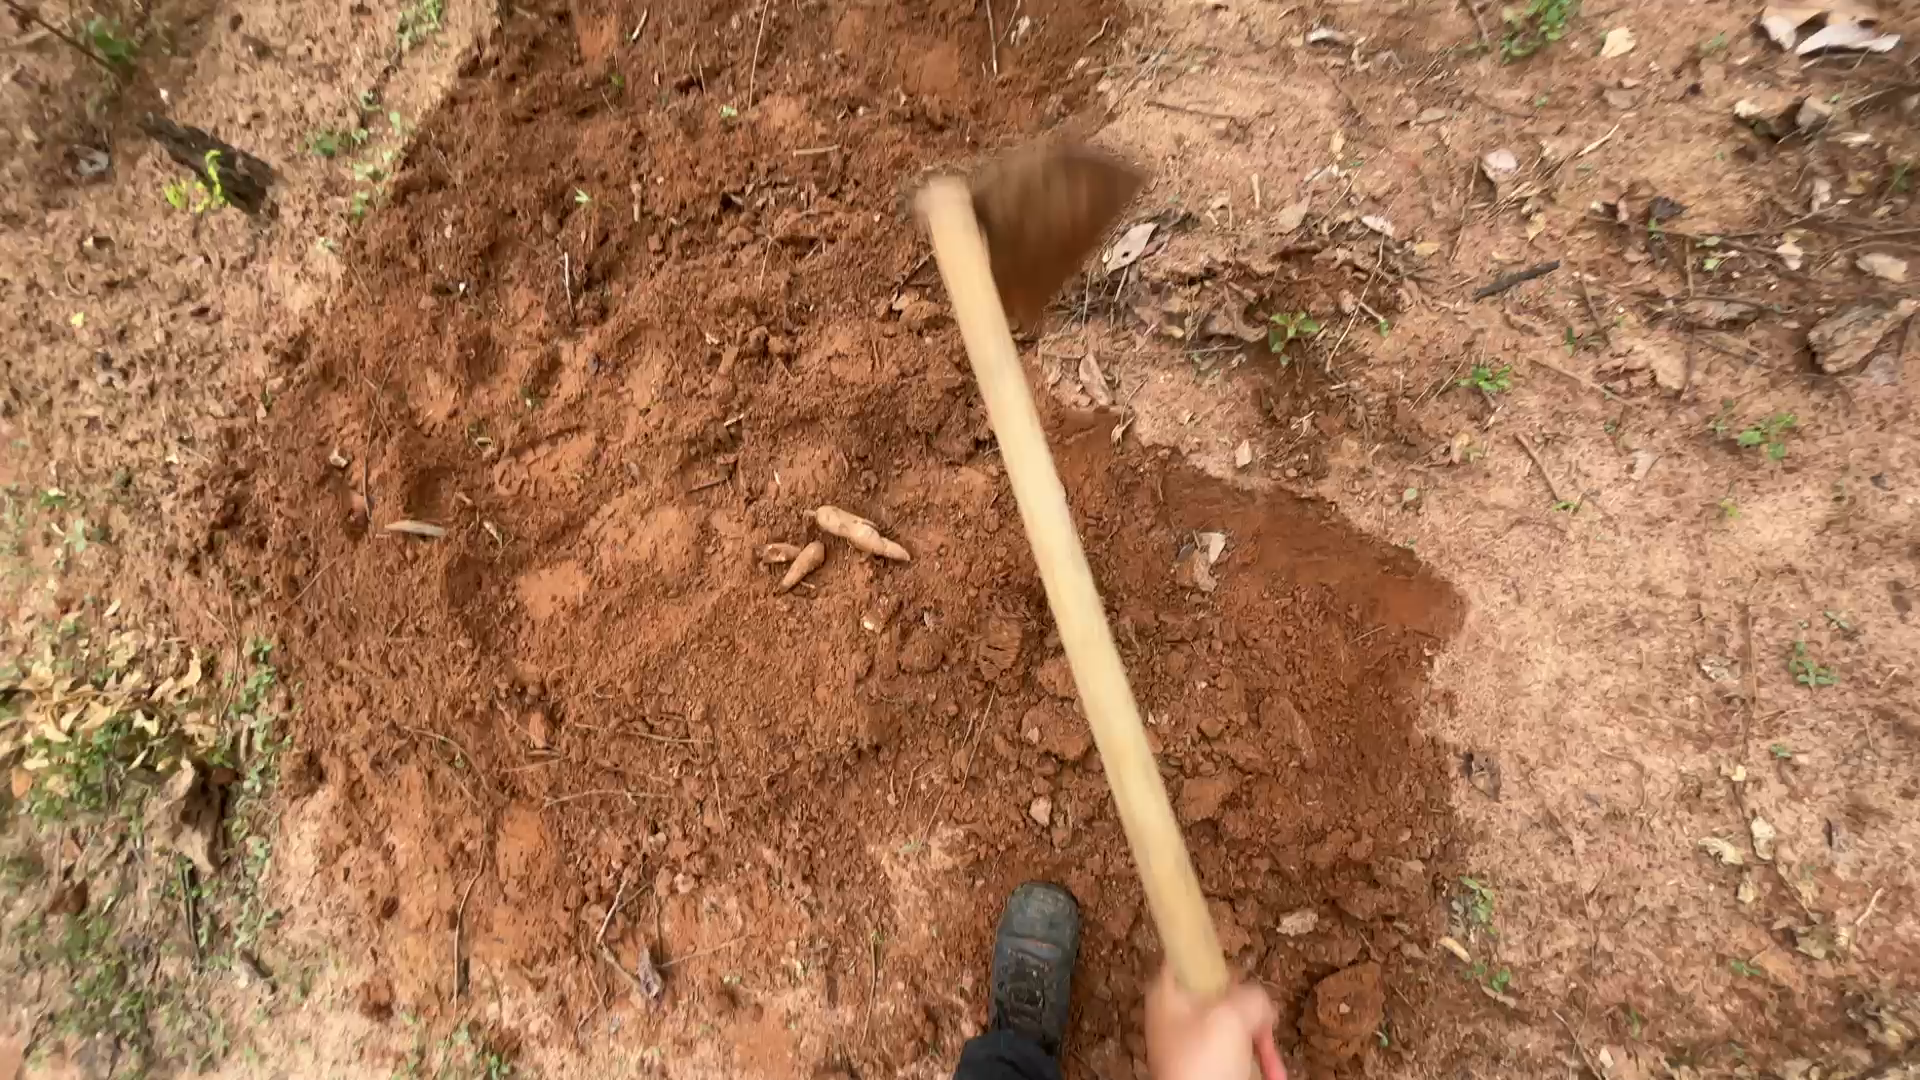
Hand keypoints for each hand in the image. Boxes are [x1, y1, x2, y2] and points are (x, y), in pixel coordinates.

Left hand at [1145, 967, 1283, 1079]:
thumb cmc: (1204, 1059)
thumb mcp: (1232, 1016)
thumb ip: (1252, 996)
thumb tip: (1261, 1002)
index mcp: (1167, 991)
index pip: (1191, 958)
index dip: (1220, 963)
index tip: (1245, 980)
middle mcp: (1174, 1015)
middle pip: (1221, 999)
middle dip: (1251, 1016)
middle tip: (1266, 1030)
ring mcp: (1187, 1045)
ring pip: (1232, 1032)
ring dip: (1258, 1046)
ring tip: (1272, 1065)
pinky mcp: (1202, 1072)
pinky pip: (1234, 1060)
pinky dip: (1254, 1066)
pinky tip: (1270, 1075)